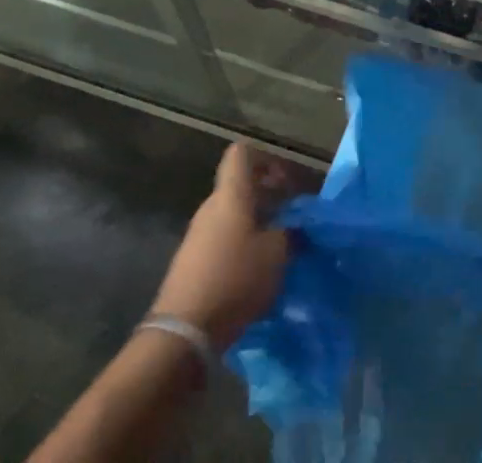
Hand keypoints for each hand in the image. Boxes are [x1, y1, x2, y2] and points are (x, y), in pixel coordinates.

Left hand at [150, 144, 309, 350]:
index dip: (267, 159)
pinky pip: (224, 237)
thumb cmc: (236, 279)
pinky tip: (259, 268)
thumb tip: (295, 227)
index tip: (288, 182)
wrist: (186, 328)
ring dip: (258, 221)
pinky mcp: (193, 259)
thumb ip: (290, 233)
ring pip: (233, 213)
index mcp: (231, 196)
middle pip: (239, 185)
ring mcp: (198, 233)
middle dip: (269, 195)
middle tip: (293, 217)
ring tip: (281, 246)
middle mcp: (211, 207)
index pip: (242, 154)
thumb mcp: (276, 255)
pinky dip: (244, 242)